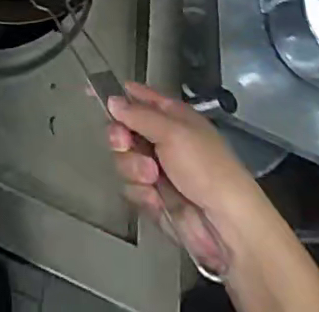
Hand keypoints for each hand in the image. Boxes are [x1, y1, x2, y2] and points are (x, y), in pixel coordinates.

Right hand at [105, 82, 261, 229]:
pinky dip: (142, 194)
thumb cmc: (206, 168)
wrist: (226, 226)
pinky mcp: (152, 199)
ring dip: (133, 168)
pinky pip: (131, 188)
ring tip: (152, 178)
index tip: (91, 91)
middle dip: (120, 137)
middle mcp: (162, 141)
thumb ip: (138, 114)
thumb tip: (112, 100)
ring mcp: (157, 171)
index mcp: (173, 118)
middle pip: (122, 129)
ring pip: (123, 160)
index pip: (139, 98)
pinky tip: (157, 199)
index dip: (118, 95)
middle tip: (124, 142)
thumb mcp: (173, 132)